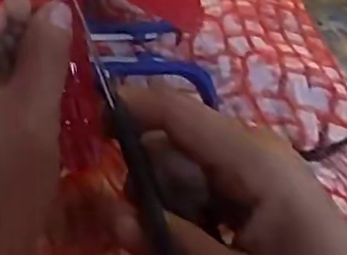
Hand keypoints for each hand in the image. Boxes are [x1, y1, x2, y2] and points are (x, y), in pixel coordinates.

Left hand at [0, 0, 74, 254]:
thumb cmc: (3, 179)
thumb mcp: (32, 112)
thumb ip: (45, 54)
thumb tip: (58, 3)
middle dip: (34, 24)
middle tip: (77, 21)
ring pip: (2, 48)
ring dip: (36, 48)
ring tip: (75, 43)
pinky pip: (3, 72)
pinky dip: (30, 71)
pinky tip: (61, 71)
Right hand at [117, 86, 346, 254]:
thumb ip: (175, 238)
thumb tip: (114, 213)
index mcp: (251, 154)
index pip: (173, 107)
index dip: (126, 106)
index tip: (86, 120)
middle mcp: (250, 150)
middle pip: (172, 142)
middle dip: (144, 177)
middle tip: (128, 223)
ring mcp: (256, 173)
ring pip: (184, 169)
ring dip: (161, 202)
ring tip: (150, 239)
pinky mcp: (260, 197)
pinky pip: (206, 190)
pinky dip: (186, 213)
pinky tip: (180, 241)